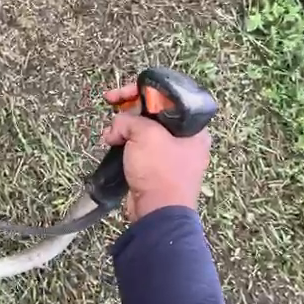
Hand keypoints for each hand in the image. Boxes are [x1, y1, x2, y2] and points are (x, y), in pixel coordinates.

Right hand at [102, 84, 212, 220]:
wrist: (158, 211)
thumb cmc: (159, 170)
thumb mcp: (145, 134)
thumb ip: (130, 119)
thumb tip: (117, 127)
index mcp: (193, 128)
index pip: (166, 98)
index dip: (140, 92)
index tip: (118, 94)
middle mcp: (185, 138)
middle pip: (152, 112)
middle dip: (128, 110)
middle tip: (110, 106)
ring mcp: (171, 153)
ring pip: (142, 129)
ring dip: (122, 128)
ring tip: (110, 136)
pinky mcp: (156, 166)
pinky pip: (138, 146)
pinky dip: (124, 142)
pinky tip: (111, 144)